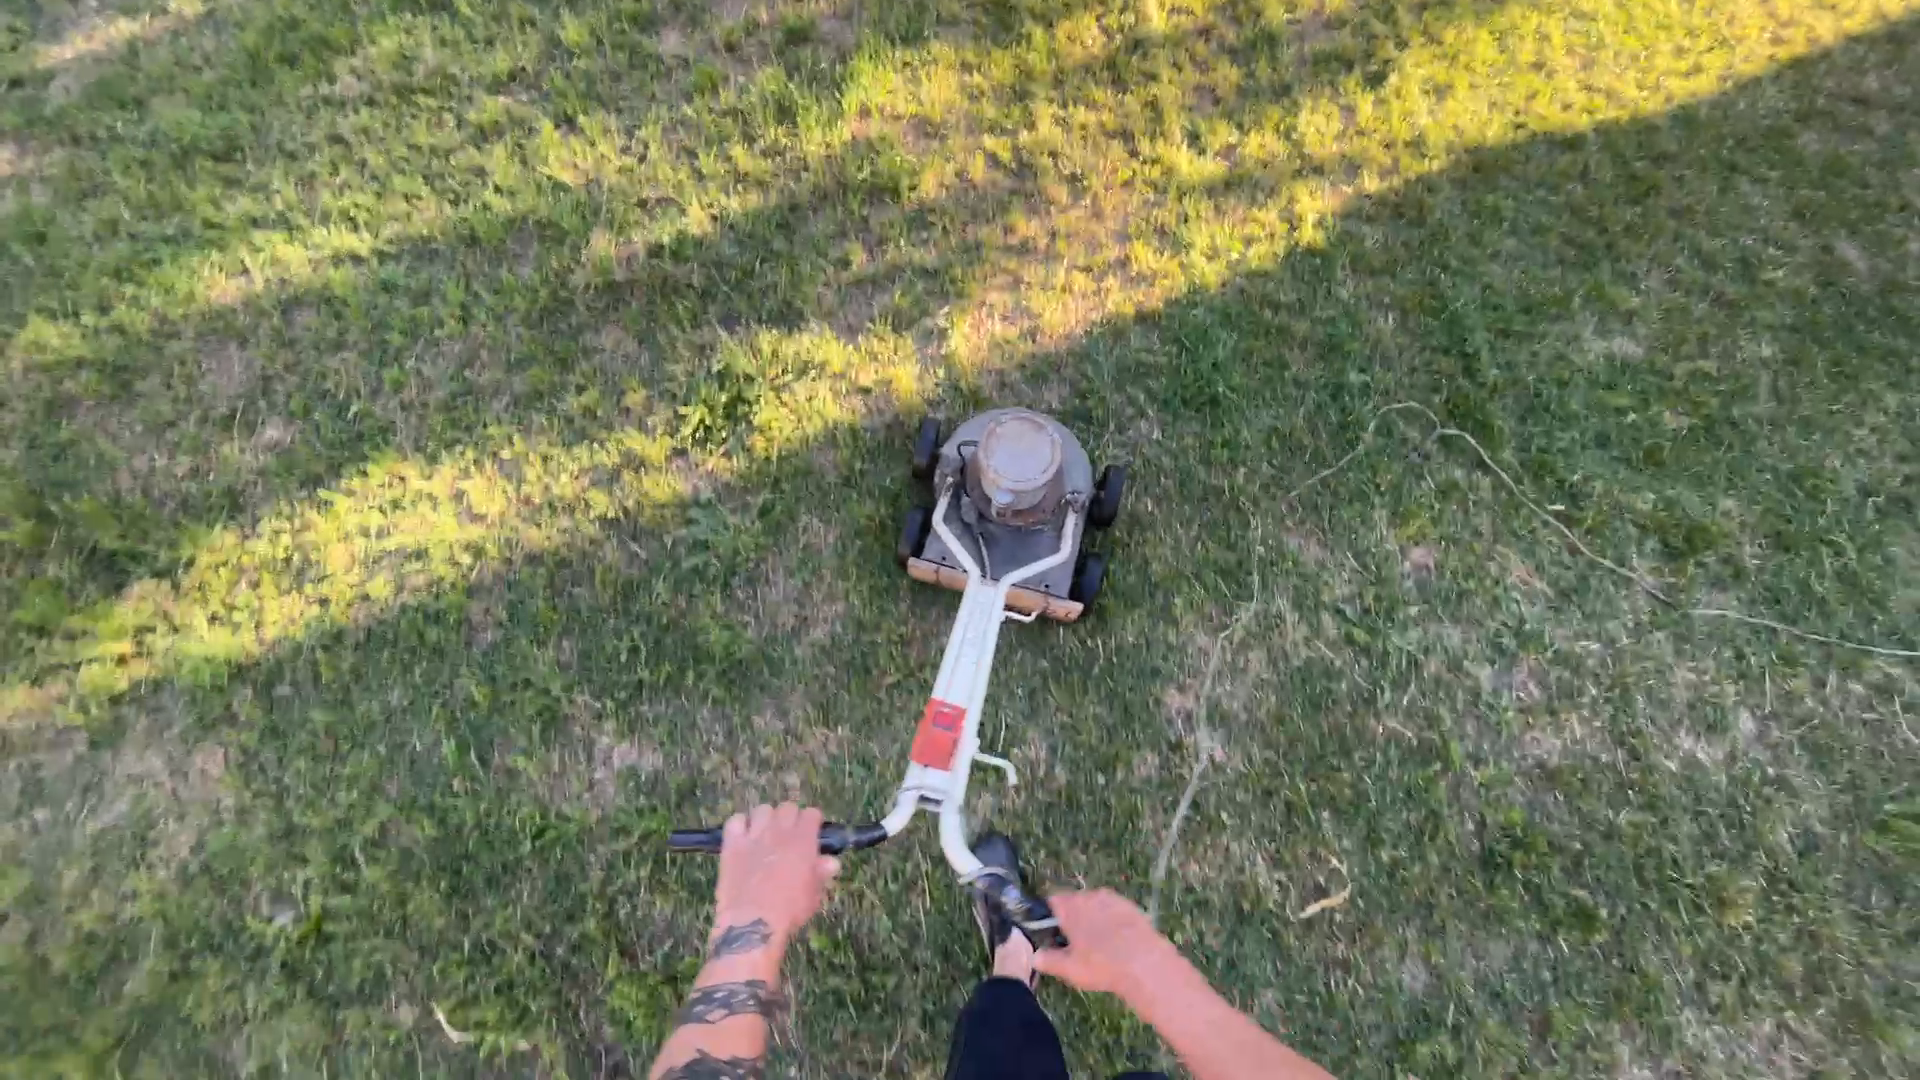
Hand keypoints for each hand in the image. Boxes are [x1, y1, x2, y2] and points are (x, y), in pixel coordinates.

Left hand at [709, 803, 840, 947]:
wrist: (753, 923)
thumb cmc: (789, 911)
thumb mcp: (813, 895)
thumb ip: (821, 873)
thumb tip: (832, 862)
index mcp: (803, 840)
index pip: (812, 814)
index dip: (812, 822)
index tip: (811, 833)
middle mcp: (780, 831)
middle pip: (788, 807)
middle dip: (790, 818)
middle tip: (788, 835)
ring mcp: (755, 835)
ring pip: (762, 810)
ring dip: (766, 819)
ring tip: (765, 834)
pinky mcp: (733, 844)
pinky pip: (734, 821)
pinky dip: (739, 825)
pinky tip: (743, 837)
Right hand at [1032, 888, 1186, 998]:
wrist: (1145, 963)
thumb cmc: (1101, 965)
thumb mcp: (1070, 969)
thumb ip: (1049, 960)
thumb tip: (1035, 956)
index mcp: (1070, 907)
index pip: (1052, 900)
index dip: (1050, 914)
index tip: (1052, 930)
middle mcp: (1089, 896)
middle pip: (1074, 901)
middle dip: (1072, 916)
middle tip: (1075, 941)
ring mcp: (1111, 898)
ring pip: (1095, 904)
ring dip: (1093, 916)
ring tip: (1098, 942)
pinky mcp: (1130, 905)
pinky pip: (1114, 909)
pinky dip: (1111, 919)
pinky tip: (1117, 940)